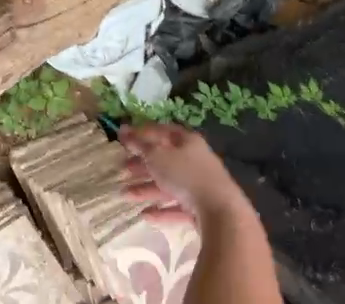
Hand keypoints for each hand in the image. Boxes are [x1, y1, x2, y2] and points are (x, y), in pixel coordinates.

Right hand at [118, 123, 250, 224]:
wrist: (222, 214)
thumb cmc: (185, 174)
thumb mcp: (155, 154)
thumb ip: (138, 143)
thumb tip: (123, 129)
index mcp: (187, 141)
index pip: (161, 131)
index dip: (141, 133)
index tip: (123, 138)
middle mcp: (196, 160)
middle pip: (164, 159)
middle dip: (142, 164)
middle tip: (123, 167)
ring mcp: (201, 186)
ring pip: (169, 184)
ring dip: (147, 188)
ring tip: (125, 195)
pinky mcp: (204, 208)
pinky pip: (179, 205)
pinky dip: (162, 209)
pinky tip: (145, 215)